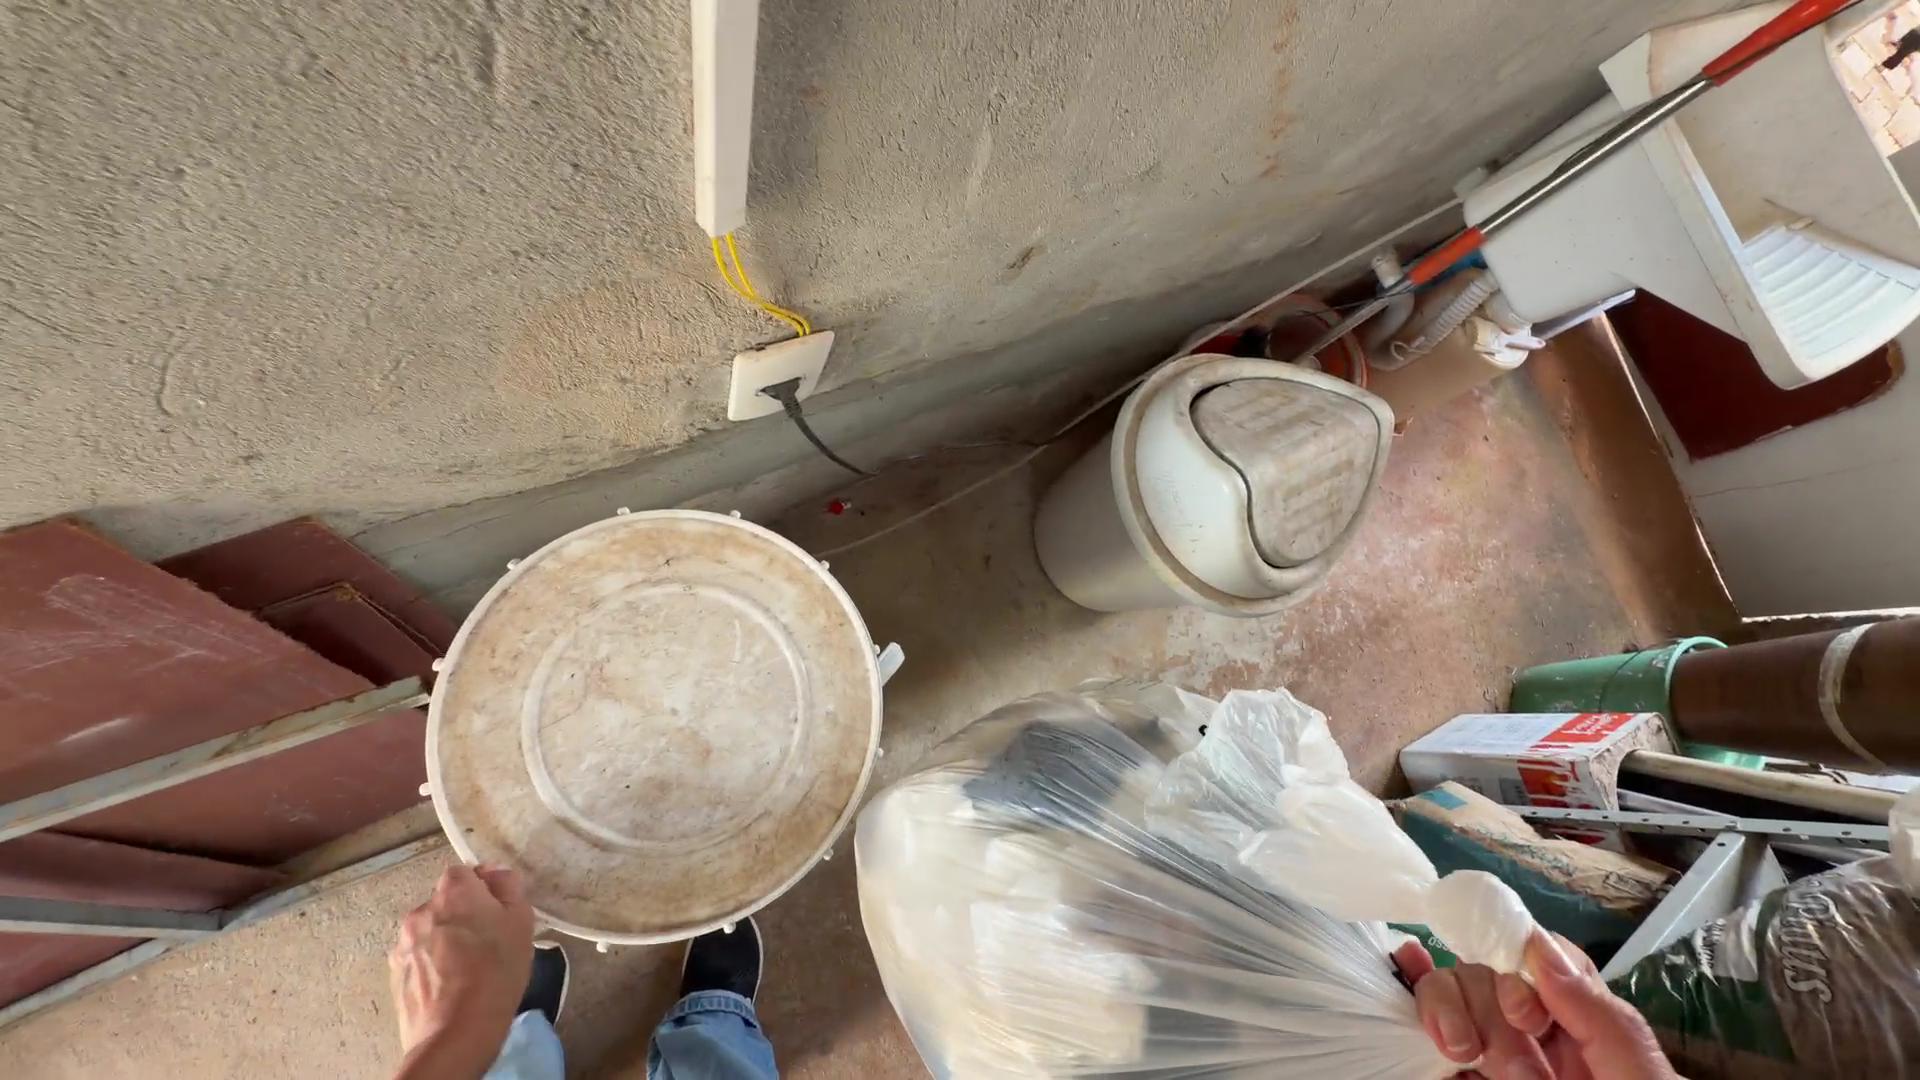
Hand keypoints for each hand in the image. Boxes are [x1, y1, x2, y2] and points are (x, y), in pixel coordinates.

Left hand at [388, 864, 535, 1079]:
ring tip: (468, 962)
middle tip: (488, 934)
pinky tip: (451, 981)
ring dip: (446, 935)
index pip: (464, 872)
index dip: (482, 885)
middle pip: (445, 901)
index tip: (499, 905)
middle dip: (464, 911)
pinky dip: (433, 960)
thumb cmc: (497, 968)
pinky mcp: (394, 974)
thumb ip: (509, 887)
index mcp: (453, 892)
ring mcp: (403, 944)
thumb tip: (495, 874)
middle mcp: (421, 911)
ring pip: (431, 928)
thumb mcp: (521, 919)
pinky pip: (420, 954)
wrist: (456, 1032)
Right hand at [1394, 930, 1676, 1079]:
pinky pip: (1422, 1019)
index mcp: (1591, 1037)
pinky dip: (1413, 986)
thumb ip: (1606, 1024)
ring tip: (1458, 1051)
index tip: (1527, 1015)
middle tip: (1509, 1066)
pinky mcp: (1454, 1070)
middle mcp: (1537, 1037)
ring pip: (1453, 989)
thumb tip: (1537, 944)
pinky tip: (1405, 964)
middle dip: (1486, 1004)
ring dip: (1446, 1005)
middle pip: (1489, 973)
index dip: (1524, 968)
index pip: (1546, 962)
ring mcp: (1491, 1054)